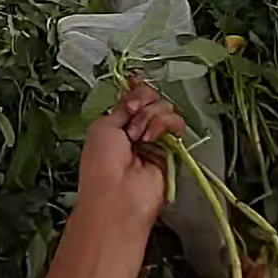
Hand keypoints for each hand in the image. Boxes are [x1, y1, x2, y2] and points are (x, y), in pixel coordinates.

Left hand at [76, 74, 183, 233]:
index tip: (133, 83)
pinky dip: (166, 124)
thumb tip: (135, 94)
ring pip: (165, 108)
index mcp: (118, 122)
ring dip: (151, 116)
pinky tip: (152, 137)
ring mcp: (155, 138)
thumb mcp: (103, 126)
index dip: (136, 89)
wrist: (117, 194)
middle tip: (132, 118)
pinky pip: (176, 125)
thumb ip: (122, 106)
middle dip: (142, 103)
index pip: (135, 95)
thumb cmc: (101, 162)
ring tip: (140, 136)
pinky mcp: (172, 149)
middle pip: (152, 98)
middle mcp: (138, 128)